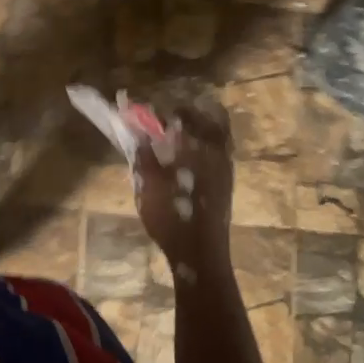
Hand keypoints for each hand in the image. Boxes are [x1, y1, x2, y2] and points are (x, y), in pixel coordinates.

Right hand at [134, 103, 232, 270]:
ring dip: (197, 127)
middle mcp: (216, 149)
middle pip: (210, 115)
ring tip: (173, 137)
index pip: (181, 112)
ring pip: (217, 133)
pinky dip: (203, 145)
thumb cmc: (170, 215)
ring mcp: (226, 166)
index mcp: (196, 145)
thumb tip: (137, 127)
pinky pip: (219, 150)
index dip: (160, 109)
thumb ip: (142, 150)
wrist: (199, 253)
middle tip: (164, 120)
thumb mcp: (146, 181)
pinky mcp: (227, 181)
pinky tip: (184, 158)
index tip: (143, 111)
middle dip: (185, 113)